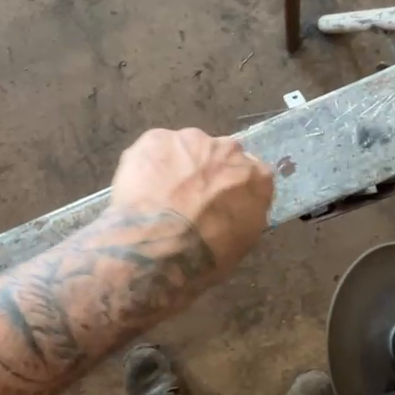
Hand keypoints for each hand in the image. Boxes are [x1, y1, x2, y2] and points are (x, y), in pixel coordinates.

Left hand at [109, 128, 273, 269]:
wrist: (157, 245)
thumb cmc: (204, 256)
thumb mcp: (241, 243)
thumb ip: (243, 214)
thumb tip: (232, 208)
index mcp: (256, 177)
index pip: (251, 175)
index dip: (231, 188)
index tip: (218, 202)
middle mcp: (229, 150)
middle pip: (217, 156)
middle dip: (204, 172)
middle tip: (187, 198)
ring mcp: (192, 140)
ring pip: (184, 149)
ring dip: (175, 166)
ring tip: (158, 195)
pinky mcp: (156, 138)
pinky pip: (154, 150)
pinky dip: (147, 165)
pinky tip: (138, 190)